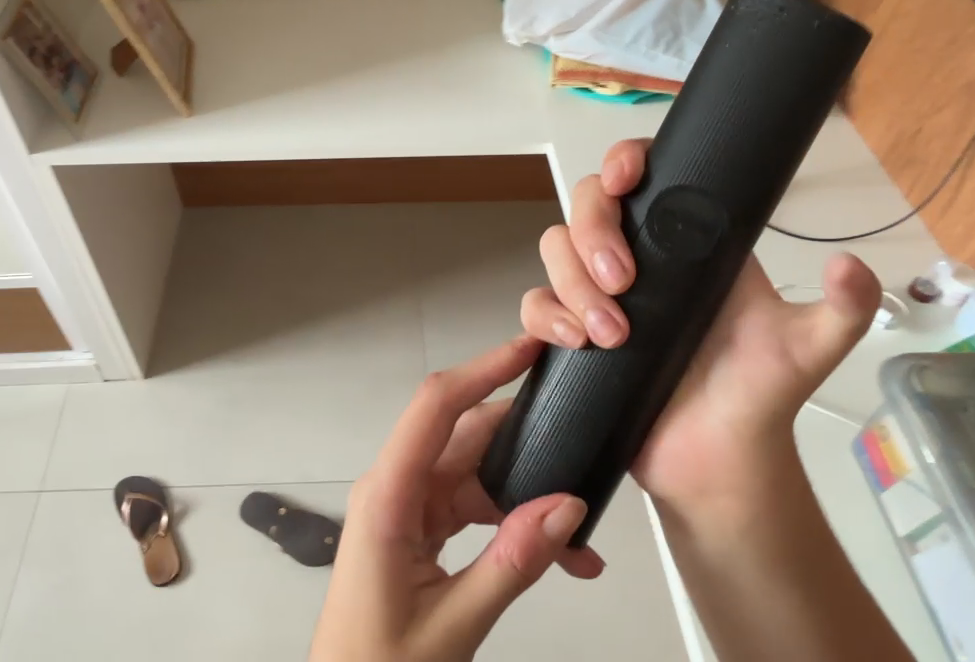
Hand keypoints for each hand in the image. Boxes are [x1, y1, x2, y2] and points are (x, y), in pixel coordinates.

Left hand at [310, 337, 605, 661]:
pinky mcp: (420, 529)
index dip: (483, 368)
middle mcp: (396, 487)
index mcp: (388, 495)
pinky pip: (473, 507)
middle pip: (465, 437)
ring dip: (528, 495)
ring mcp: (408, 507)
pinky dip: (513, 523)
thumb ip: (512, 563)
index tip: (531, 349)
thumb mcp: (453, 624)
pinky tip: (559, 554)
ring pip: (477, 474)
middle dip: (527, 442)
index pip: (436, 407)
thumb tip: (569, 505)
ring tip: (584, 535)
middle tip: (585, 441)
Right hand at [525, 139, 881, 507]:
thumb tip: (850, 264)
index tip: (625, 177)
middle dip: (593, 231)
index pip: (644, 177)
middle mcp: (634, 256)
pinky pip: (535, 303)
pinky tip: (574, 341)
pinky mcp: (568, 330)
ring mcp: (595, 292)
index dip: (623, 162)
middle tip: (622, 278)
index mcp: (684, 243)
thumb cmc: (758, 395)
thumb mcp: (809, 347)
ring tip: (609, 332)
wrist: (717, 463)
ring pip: (554, 246)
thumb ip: (842, 307)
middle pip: (586, 204)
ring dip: (572, 281)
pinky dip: (545, 316)